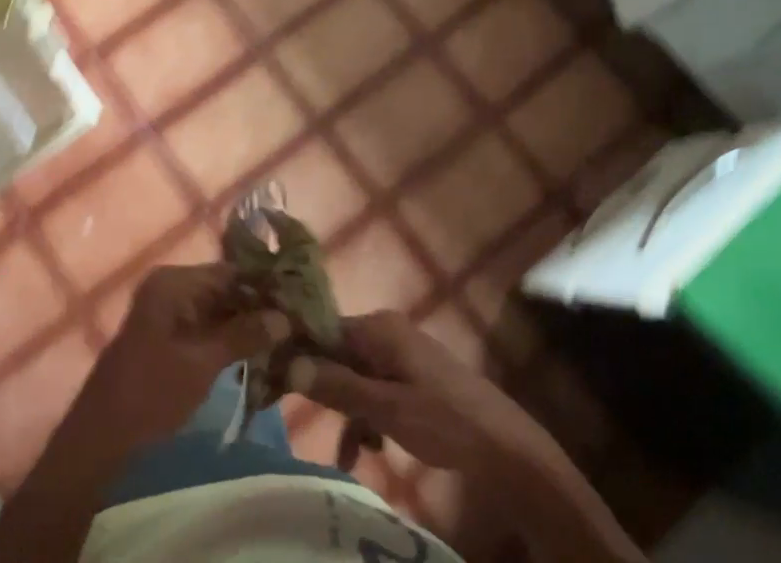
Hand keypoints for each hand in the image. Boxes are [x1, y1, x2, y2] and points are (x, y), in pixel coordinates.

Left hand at [71, 263, 289, 456]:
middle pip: (227, 291)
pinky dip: (232, 342)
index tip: (304, 304)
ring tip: (291, 342)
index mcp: (173, 283)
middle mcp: (170, 290)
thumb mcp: (201, 363)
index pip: (233, 272)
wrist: (101, 441)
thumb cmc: (149, 395)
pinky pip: (208, 332)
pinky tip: (263, 356)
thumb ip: (244, 335)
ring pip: (220, 313)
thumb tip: (286, 316)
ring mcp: (168, 316)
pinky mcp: (169, 342)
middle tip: (302, 327)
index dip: (267, 288)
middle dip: (261, 309)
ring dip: (250, 328)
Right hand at [291, 310, 553, 474]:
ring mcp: (403, 355)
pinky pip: (377, 390)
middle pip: (337, 353)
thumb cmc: (443, 420)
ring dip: (347, 412)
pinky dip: (368, 417)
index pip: (321, 328)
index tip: (274, 379)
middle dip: (321, 388)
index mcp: (379, 328)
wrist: (506, 448)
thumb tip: (287, 362)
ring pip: (356, 376)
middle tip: (299, 416)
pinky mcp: (414, 378)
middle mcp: (387, 332)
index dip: (296, 352)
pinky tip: (364, 451)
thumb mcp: (384, 407)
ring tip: (344, 453)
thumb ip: (336, 385)